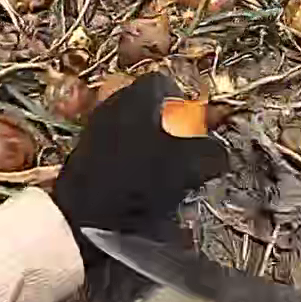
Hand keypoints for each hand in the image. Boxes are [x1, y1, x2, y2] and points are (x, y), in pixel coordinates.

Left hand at [51, 73, 226, 263]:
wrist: (81, 219)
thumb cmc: (138, 181)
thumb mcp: (187, 166)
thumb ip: (210, 153)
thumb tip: (219, 152)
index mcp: (136, 99)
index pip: (163, 82)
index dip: (182, 99)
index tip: (193, 122)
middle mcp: (112, 106)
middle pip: (146, 104)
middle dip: (166, 122)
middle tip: (181, 146)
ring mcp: (94, 129)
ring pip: (130, 124)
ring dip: (148, 141)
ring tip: (162, 169)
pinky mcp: (82, 154)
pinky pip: (115, 146)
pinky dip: (130, 158)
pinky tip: (139, 184)